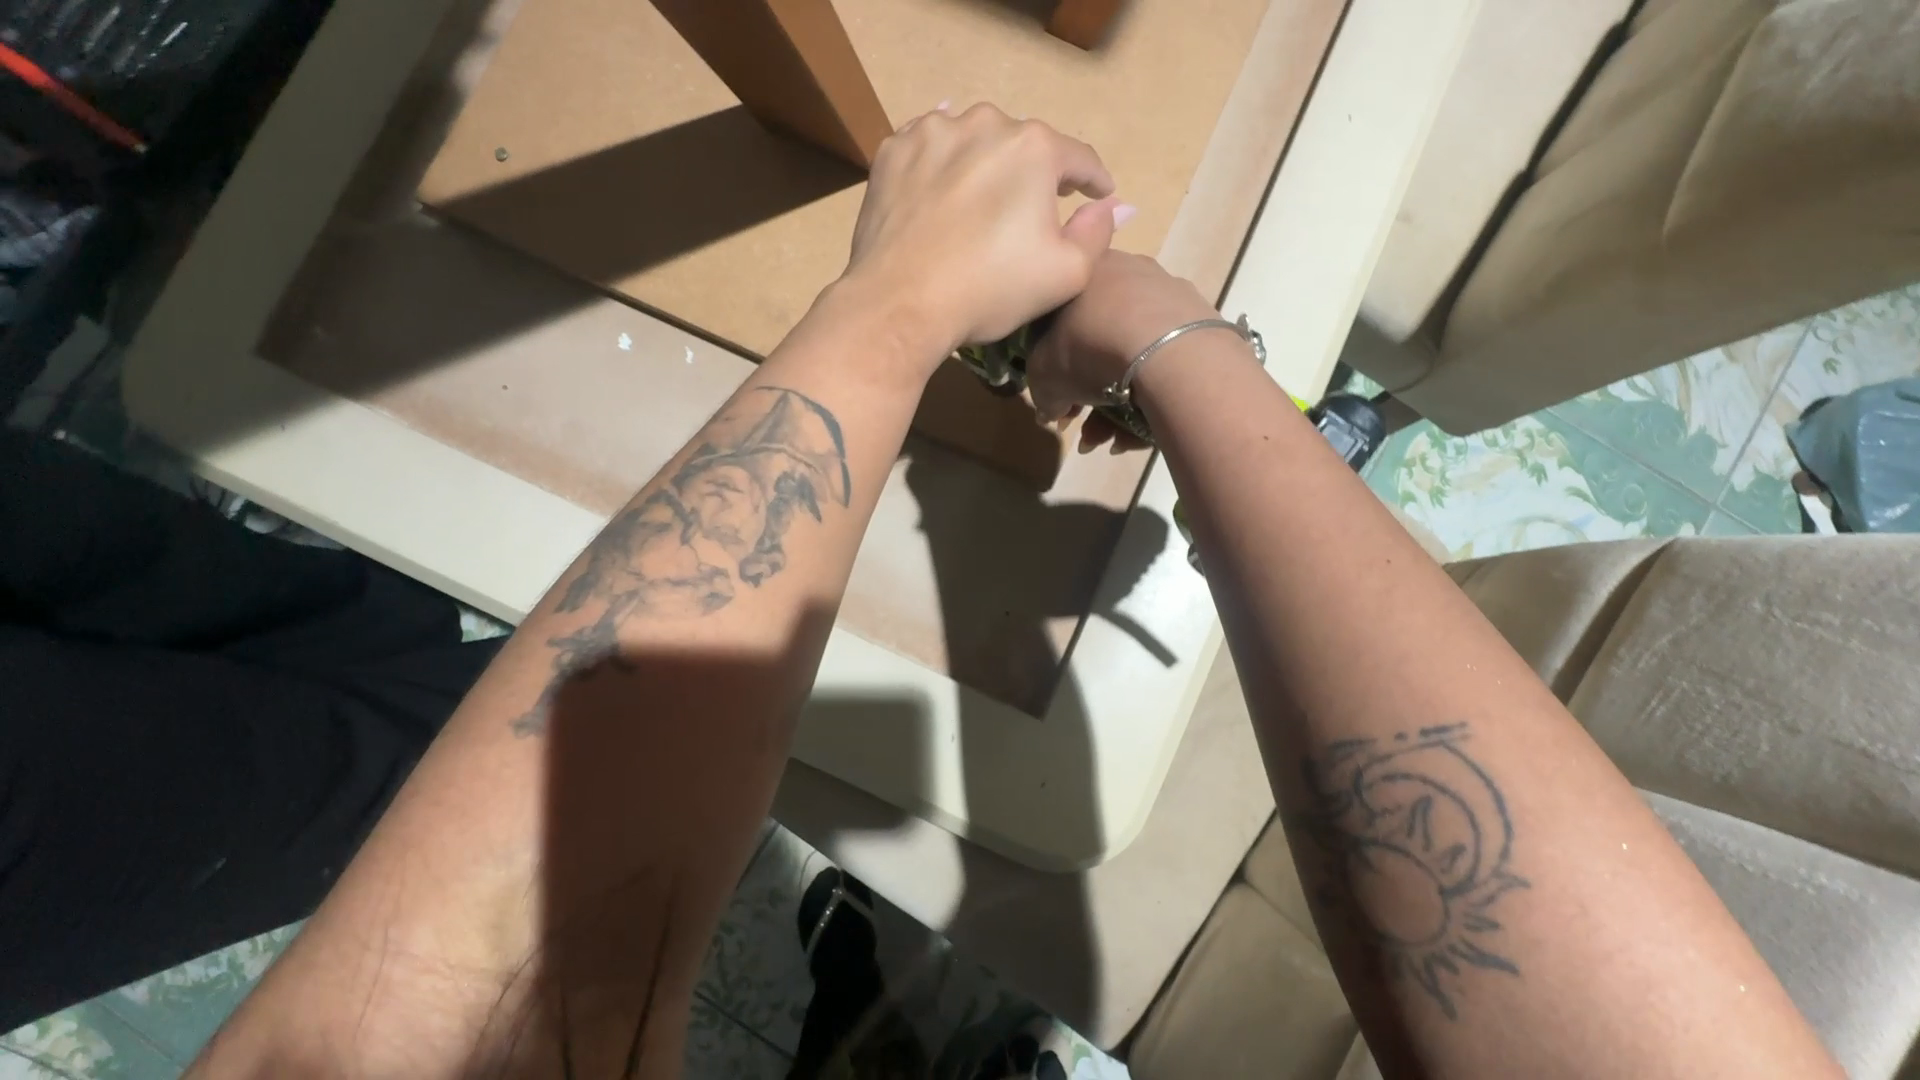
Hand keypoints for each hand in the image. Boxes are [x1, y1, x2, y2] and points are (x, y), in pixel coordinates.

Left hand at [840, 103, 1131, 359]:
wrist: (898, 304)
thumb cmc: (989, 290)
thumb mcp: (1066, 273)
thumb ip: (1097, 232)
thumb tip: (1110, 205)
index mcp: (1034, 148)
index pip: (1079, 158)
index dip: (1094, 180)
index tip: (1099, 194)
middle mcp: (985, 123)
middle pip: (1023, 147)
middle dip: (1033, 175)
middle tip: (1031, 210)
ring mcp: (932, 132)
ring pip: (973, 143)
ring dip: (984, 167)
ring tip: (981, 203)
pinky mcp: (892, 152)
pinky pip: (929, 151)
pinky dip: (940, 168)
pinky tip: (941, 194)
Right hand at [1027, 251, 1218, 452]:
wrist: (1169, 353)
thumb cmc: (1092, 350)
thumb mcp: (1045, 375)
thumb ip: (1041, 389)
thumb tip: (1050, 408)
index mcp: (1088, 270)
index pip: (1060, 314)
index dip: (1052, 358)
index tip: (1056, 392)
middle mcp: (1131, 273)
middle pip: (1099, 339)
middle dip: (1088, 389)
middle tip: (1082, 421)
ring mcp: (1169, 297)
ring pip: (1132, 357)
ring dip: (1117, 403)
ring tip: (1112, 439)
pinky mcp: (1201, 324)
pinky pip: (1164, 365)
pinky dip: (1150, 398)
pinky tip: (1142, 429)